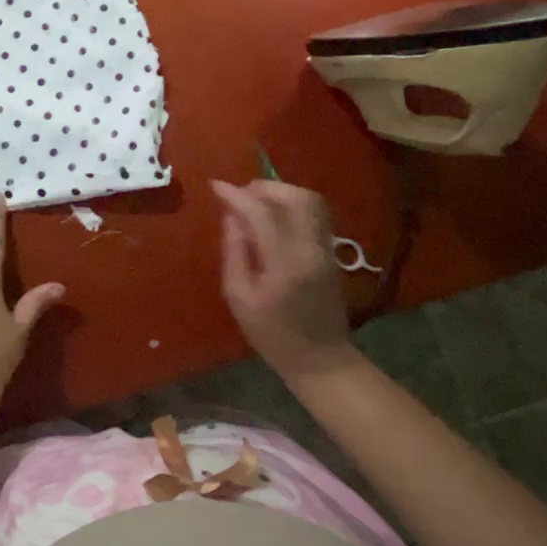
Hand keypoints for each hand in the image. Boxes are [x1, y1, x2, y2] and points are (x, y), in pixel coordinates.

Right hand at [212, 179, 354, 380]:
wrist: (321, 359)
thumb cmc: (273, 335)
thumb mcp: (239, 297)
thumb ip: (234, 251)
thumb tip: (230, 216)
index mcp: (285, 264)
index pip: (261, 214)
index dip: (236, 195)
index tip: (215, 186)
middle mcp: (311, 249)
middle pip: (295, 197)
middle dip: (263, 187)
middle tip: (239, 194)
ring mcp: (326, 248)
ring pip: (310, 200)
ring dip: (281, 192)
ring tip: (255, 202)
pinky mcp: (332, 251)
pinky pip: (314, 213)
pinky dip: (292, 204)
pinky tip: (273, 215)